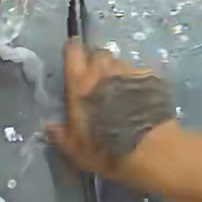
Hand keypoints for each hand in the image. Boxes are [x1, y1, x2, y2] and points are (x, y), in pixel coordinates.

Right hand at [47, 40, 175, 186]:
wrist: (152, 149)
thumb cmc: (108, 150)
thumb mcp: (76, 151)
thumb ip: (60, 136)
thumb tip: (50, 127)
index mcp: (81, 84)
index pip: (73, 51)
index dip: (72, 50)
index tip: (73, 57)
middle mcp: (104, 71)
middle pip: (98, 53)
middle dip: (96, 62)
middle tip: (97, 81)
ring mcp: (129, 71)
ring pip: (119, 62)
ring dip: (116, 72)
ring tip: (120, 92)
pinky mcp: (150, 77)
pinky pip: (138, 73)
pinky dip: (136, 81)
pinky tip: (140, 98)